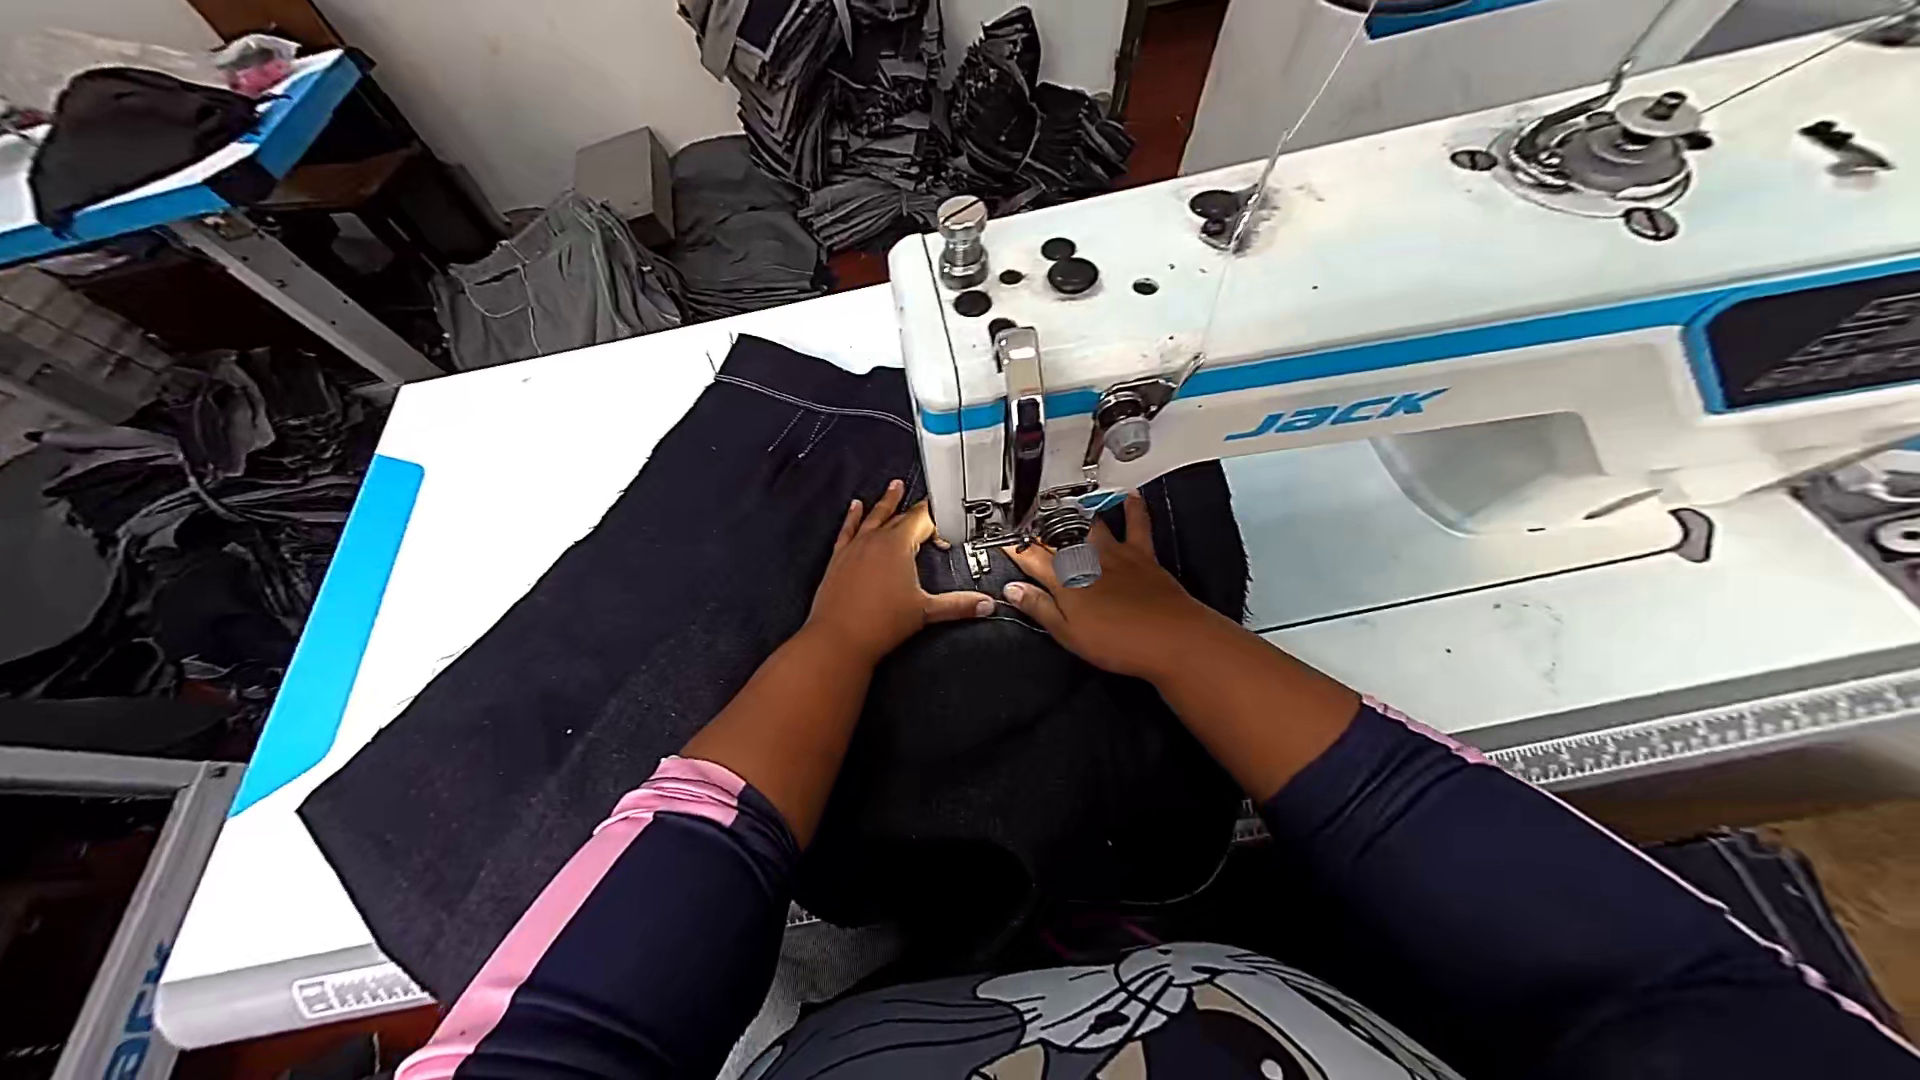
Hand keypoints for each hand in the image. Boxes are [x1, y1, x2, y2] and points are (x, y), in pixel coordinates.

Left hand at [805, 479, 994, 663]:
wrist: (839, 639)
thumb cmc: (878, 624)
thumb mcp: (926, 611)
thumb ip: (959, 605)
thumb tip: (985, 604)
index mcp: (898, 545)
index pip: (922, 520)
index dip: (938, 522)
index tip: (946, 527)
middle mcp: (875, 540)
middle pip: (900, 516)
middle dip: (916, 509)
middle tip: (926, 500)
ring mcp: (854, 547)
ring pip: (874, 516)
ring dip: (886, 502)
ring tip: (893, 487)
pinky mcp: (838, 558)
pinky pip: (847, 529)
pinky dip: (852, 516)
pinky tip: (854, 507)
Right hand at [1004, 492, 1228, 681]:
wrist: (1171, 638)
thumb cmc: (1121, 642)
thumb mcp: (1068, 633)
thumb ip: (1039, 608)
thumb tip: (1013, 591)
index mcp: (1066, 580)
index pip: (1031, 559)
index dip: (1016, 550)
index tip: (1006, 545)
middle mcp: (1088, 560)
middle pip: (1058, 539)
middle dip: (1040, 533)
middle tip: (1030, 528)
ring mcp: (1115, 554)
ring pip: (1090, 526)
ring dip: (1075, 516)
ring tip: (1063, 508)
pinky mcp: (1141, 554)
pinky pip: (1136, 524)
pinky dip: (1133, 508)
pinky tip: (1129, 496)